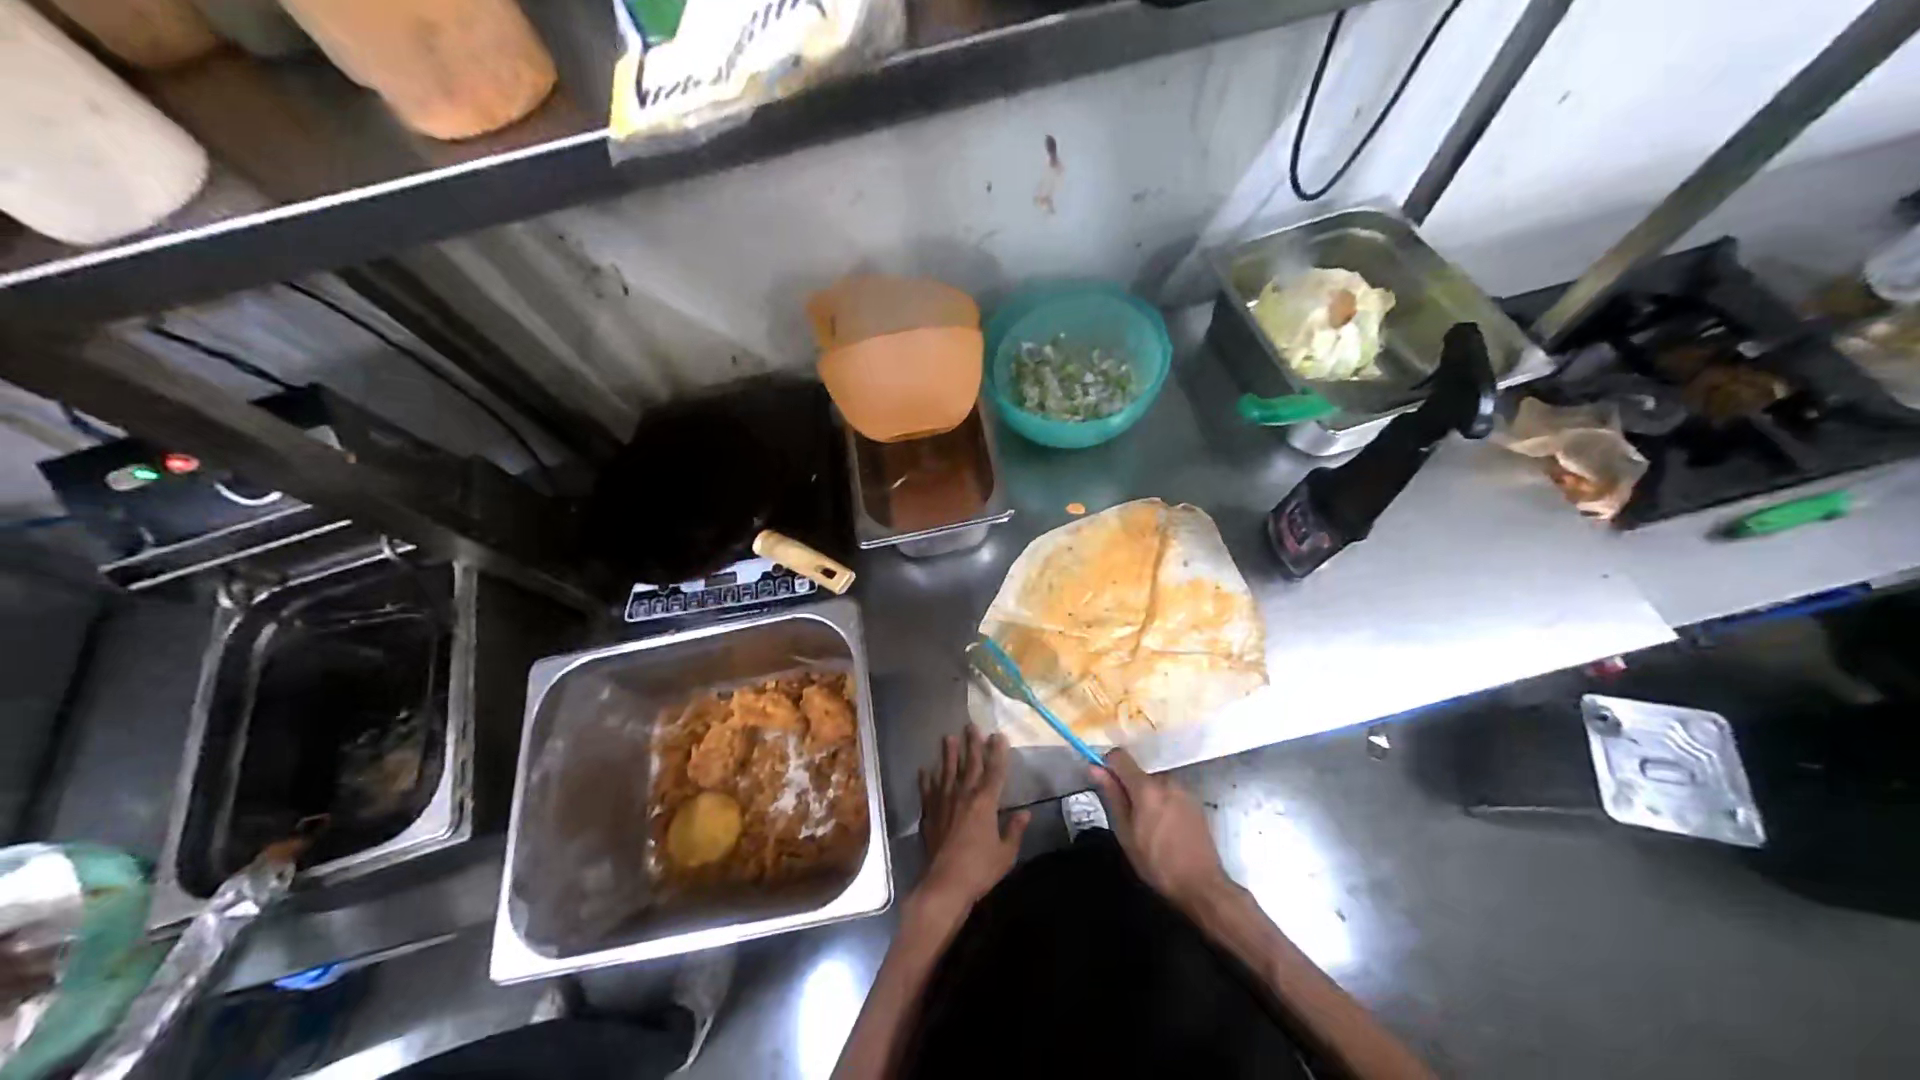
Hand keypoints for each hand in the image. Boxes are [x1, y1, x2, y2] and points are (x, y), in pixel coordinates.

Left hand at [917, 726, 1029, 910]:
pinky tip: (925, 770)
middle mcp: (963, 796)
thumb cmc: (980, 869)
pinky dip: (926, 780)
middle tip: (971, 725)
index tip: (999, 735)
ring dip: (948, 754)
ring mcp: (944, 803)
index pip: (995, 772)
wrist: (945, 884)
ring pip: (947, 772)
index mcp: (985, 803)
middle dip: (972, 744)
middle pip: (970, 765)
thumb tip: (1025, 813)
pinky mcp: (929, 814)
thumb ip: (1015, 831)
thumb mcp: (1006, 853)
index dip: (998, 752)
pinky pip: (928, 791)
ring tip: (948, 737)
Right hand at [1090, 749, 1231, 911]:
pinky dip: (1161, 802)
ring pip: (1154, 782)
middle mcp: (1167, 780)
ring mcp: (1184, 790)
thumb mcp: (1125, 832)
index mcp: (1146, 787)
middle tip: (1127, 816)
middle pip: (1138, 771)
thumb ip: (1111, 795)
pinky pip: (1169, 792)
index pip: (1119, 756)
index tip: (1105, 784)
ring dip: (1146, 795)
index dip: (1107, 765)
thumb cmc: (1156, 862)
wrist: (1201, 884)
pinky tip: (1165, 828)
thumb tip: (1094, 768)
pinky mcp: (1195, 801)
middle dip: (1128, 786)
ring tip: (1147, 826)